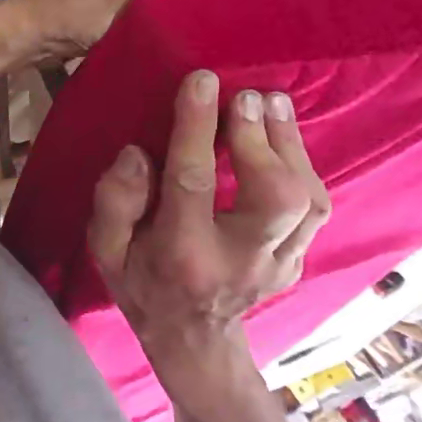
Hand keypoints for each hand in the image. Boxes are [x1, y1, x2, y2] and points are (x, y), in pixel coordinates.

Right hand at [87, 71, 329, 407]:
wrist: (192, 341)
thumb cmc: (142, 283)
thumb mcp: (106, 249)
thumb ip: (115, 201)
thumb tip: (138, 153)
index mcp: (185, 254)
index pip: (194, 182)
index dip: (198, 127)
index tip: (202, 80)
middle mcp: (242, 261)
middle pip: (273, 195)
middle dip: (261, 138)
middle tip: (246, 94)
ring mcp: (279, 263)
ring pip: (307, 200)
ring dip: (290, 144)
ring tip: (271, 101)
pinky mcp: (299, 258)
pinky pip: (315, 207)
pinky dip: (303, 164)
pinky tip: (283, 135)